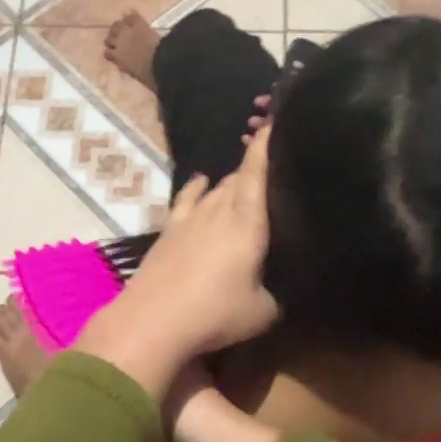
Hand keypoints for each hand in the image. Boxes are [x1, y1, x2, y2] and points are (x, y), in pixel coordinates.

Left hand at [75, 128, 278, 392]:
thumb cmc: (215, 313)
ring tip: (245, 179)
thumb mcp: (263, 311)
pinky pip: (188, 198)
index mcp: (248, 220)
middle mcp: (219, 209)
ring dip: (231, 181)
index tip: (279, 121)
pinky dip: (198, 188)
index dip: (268, 144)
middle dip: (256, 165)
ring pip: (216, 187)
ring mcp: (190, 217)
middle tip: (275, 164)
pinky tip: (201, 182)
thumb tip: (288, 288)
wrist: (152, 321)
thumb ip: (280, 294)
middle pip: (239, 177)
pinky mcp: (169, 230)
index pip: (259, 170)